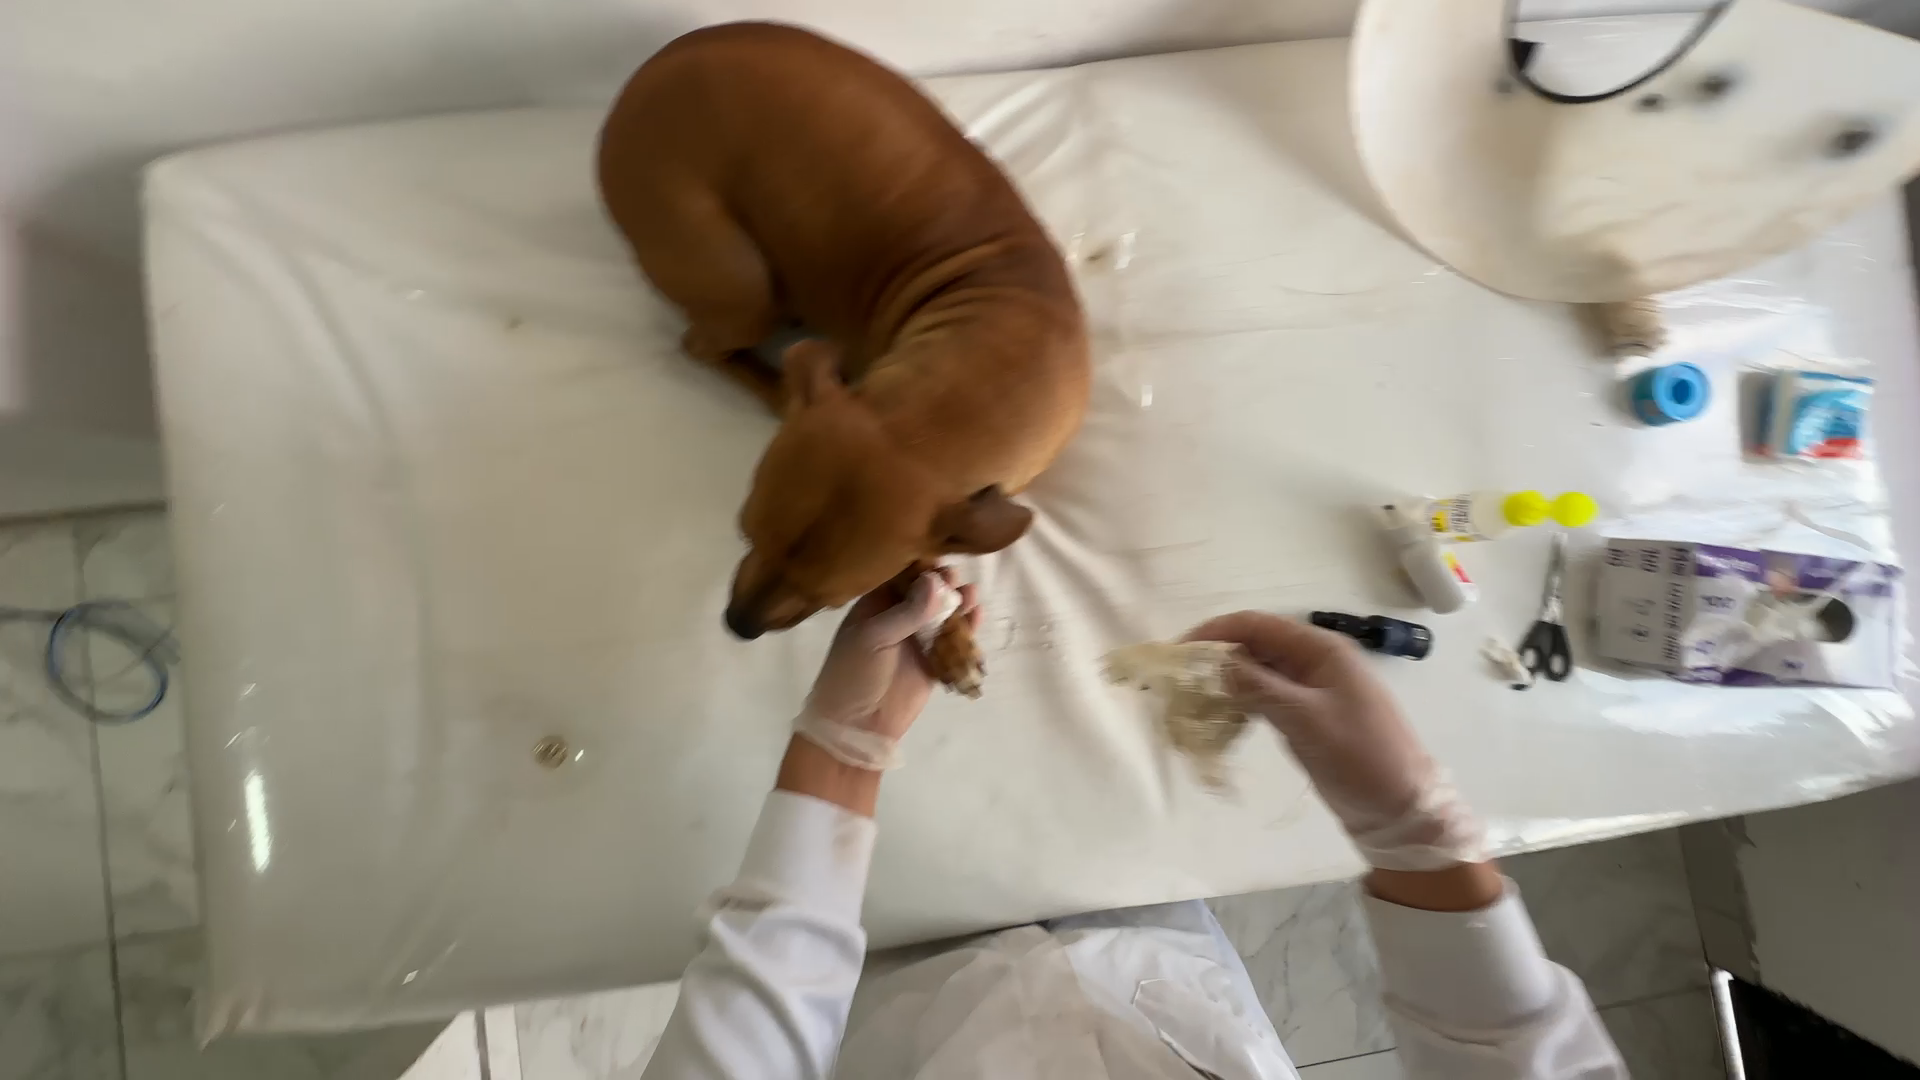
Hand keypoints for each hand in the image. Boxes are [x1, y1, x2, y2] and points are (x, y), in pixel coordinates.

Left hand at [795, 571, 980, 768]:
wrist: (856, 727)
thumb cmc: (854, 674)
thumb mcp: (874, 637)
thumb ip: (907, 611)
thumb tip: (938, 581)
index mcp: (874, 606)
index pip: (900, 577)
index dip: (920, 566)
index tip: (938, 559)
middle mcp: (896, 619)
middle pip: (926, 593)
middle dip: (942, 584)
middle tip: (955, 578)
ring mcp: (916, 641)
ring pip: (942, 615)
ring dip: (958, 603)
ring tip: (971, 594)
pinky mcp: (932, 662)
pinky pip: (952, 641)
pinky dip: (966, 629)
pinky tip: (977, 616)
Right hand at [1184, 611, 1483, 871]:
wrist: (1403, 811)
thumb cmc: (1360, 757)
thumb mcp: (1305, 718)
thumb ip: (1258, 686)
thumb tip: (1217, 663)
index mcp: (1321, 649)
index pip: (1256, 624)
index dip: (1215, 631)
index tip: (1179, 651)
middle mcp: (1315, 660)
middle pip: (1255, 644)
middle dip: (1217, 654)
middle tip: (1181, 676)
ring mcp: (1312, 687)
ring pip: (1258, 669)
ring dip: (1227, 678)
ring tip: (1194, 695)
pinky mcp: (1308, 713)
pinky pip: (1266, 694)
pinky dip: (1242, 699)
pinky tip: (1222, 715)